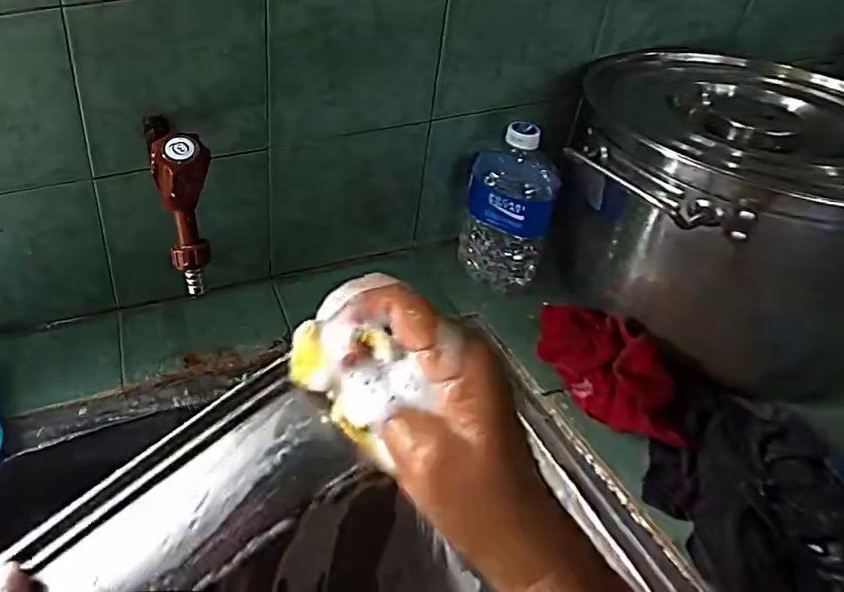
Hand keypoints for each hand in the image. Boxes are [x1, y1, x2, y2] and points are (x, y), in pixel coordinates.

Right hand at [345, 281, 624, 591]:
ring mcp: (458, 362)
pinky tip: (354, 380)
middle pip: (396, 310)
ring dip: (362, 342)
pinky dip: (376, 360)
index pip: (399, 302)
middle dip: (354, 322)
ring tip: (330, 363)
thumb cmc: (475, 499)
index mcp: (460, 354)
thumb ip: (376, 398)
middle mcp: (461, 346)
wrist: (521, 541)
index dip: (356, 307)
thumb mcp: (415, 448)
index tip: (328, 333)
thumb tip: (341, 363)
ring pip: (397, 329)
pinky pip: (405, 352)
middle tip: (321, 345)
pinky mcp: (451, 381)